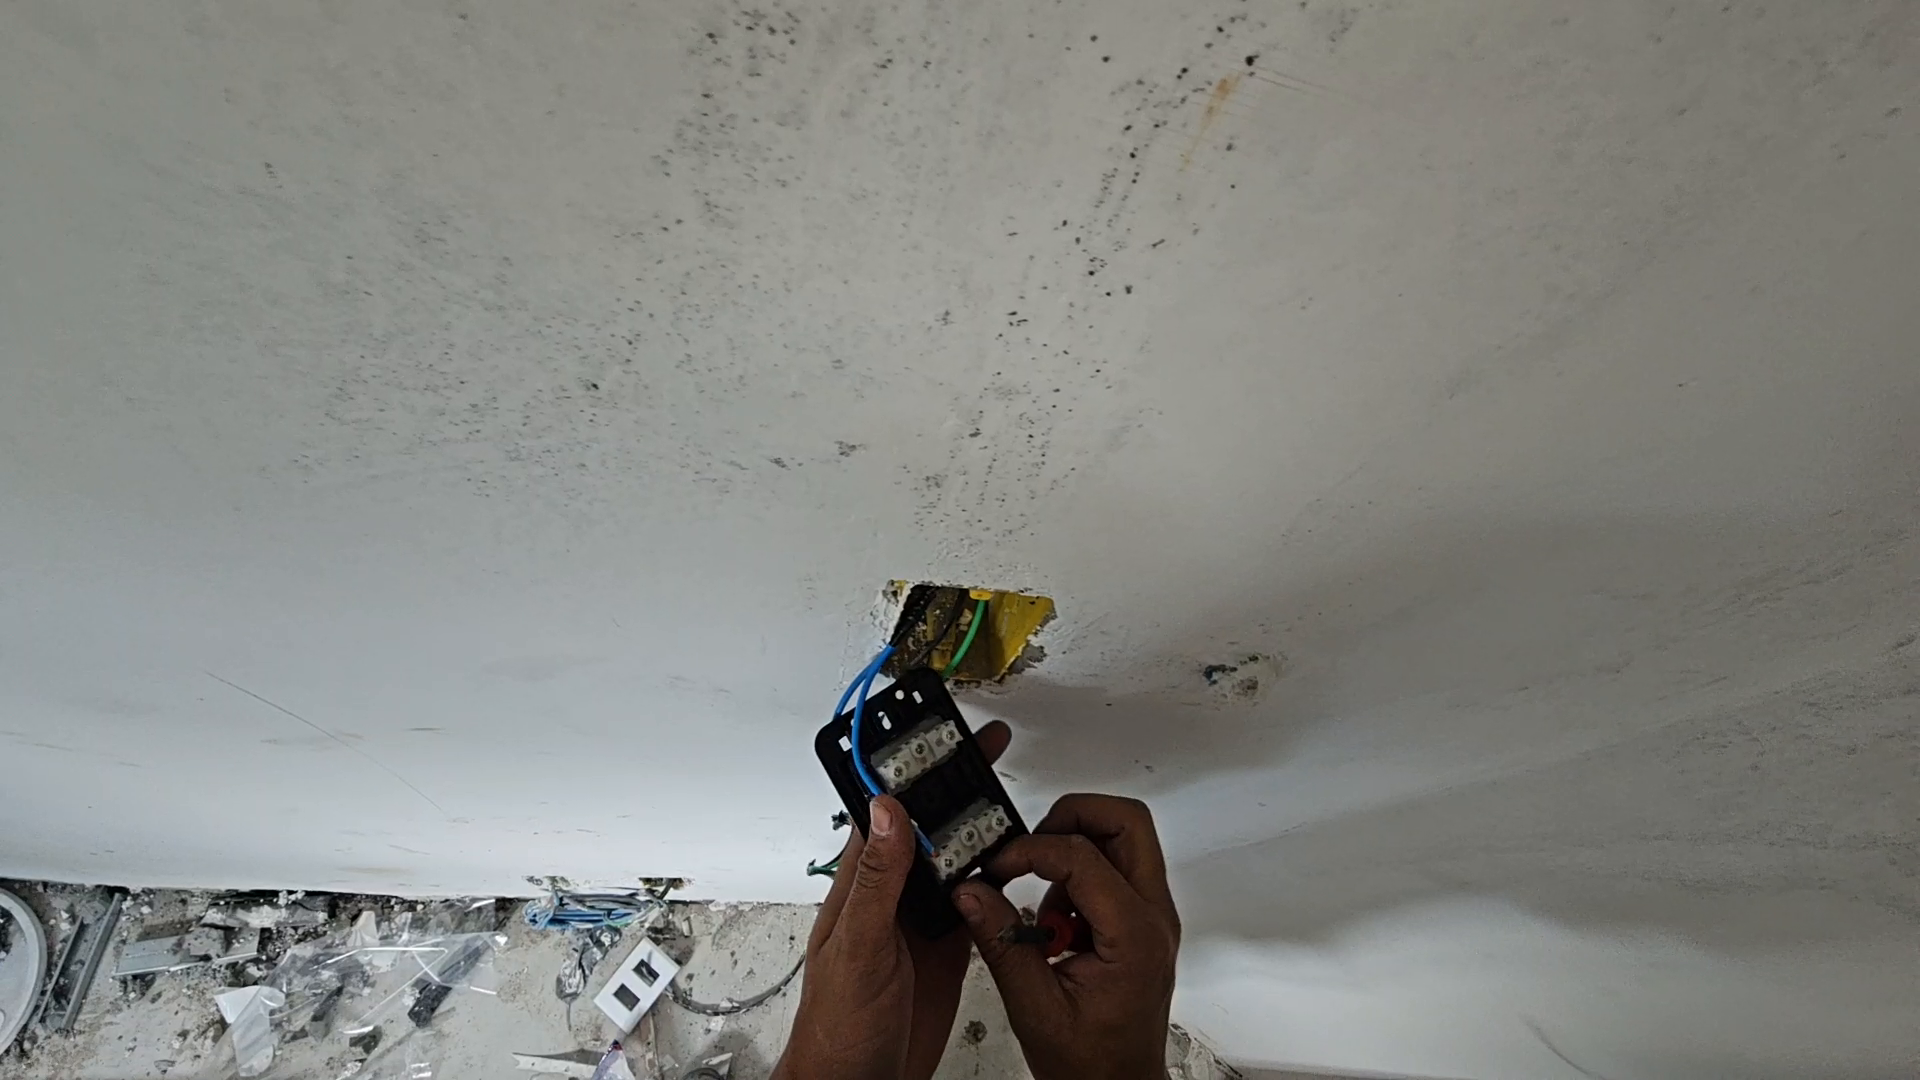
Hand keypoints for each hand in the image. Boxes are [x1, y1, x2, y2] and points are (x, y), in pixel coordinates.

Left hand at [774, 722, 1010, 1079]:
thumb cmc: (836, 1025)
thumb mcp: (858, 945)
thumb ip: (877, 879)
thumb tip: (887, 809)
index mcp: (865, 877)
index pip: (887, 805)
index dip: (909, 765)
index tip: (935, 733)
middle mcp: (894, 887)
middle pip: (929, 819)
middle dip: (953, 780)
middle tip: (983, 747)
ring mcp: (922, 912)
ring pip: (955, 851)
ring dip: (977, 821)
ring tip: (1003, 791)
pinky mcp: (948, 938)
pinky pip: (975, 892)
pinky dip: (994, 871)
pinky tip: (1011, 855)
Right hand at [951, 794, 1178, 1079]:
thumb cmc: (1091, 1067)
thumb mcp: (1034, 1008)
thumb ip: (1002, 942)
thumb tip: (971, 890)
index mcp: (1135, 936)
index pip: (1083, 856)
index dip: (1031, 850)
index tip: (998, 866)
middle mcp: (1153, 915)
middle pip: (1127, 821)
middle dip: (1073, 816)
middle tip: (1034, 845)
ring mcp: (1151, 914)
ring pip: (1124, 835)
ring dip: (1076, 845)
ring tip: (1046, 897)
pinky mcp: (1140, 918)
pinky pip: (1114, 864)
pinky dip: (1079, 872)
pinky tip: (1057, 920)